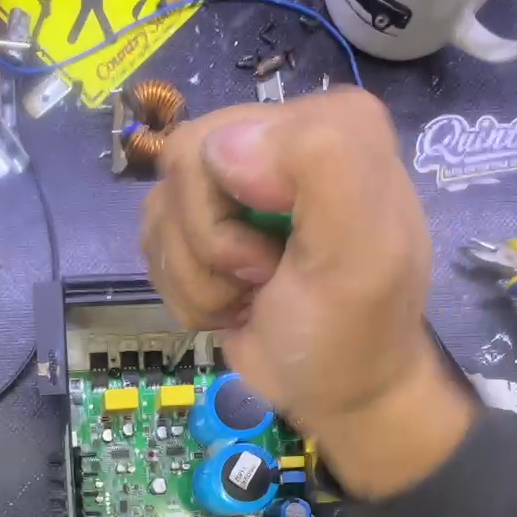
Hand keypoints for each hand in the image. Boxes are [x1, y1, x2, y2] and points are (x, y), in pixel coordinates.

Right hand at [140, 89, 474, 497]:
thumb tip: (221, 144)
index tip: (275, 259)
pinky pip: (153, 247)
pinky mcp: (199, 229)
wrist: (334, 392)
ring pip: (159, 214)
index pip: (216, 141)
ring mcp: (228, 187)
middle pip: (179, 172)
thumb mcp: (363, 250)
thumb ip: (320, 163)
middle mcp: (272, 140)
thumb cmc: (349, 331)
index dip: (223, 215)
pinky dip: (186, 294)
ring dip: (198, 281)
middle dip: (209, 251)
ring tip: (250, 297)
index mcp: (324, 123)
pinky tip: (231, 304)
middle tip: (261, 279)